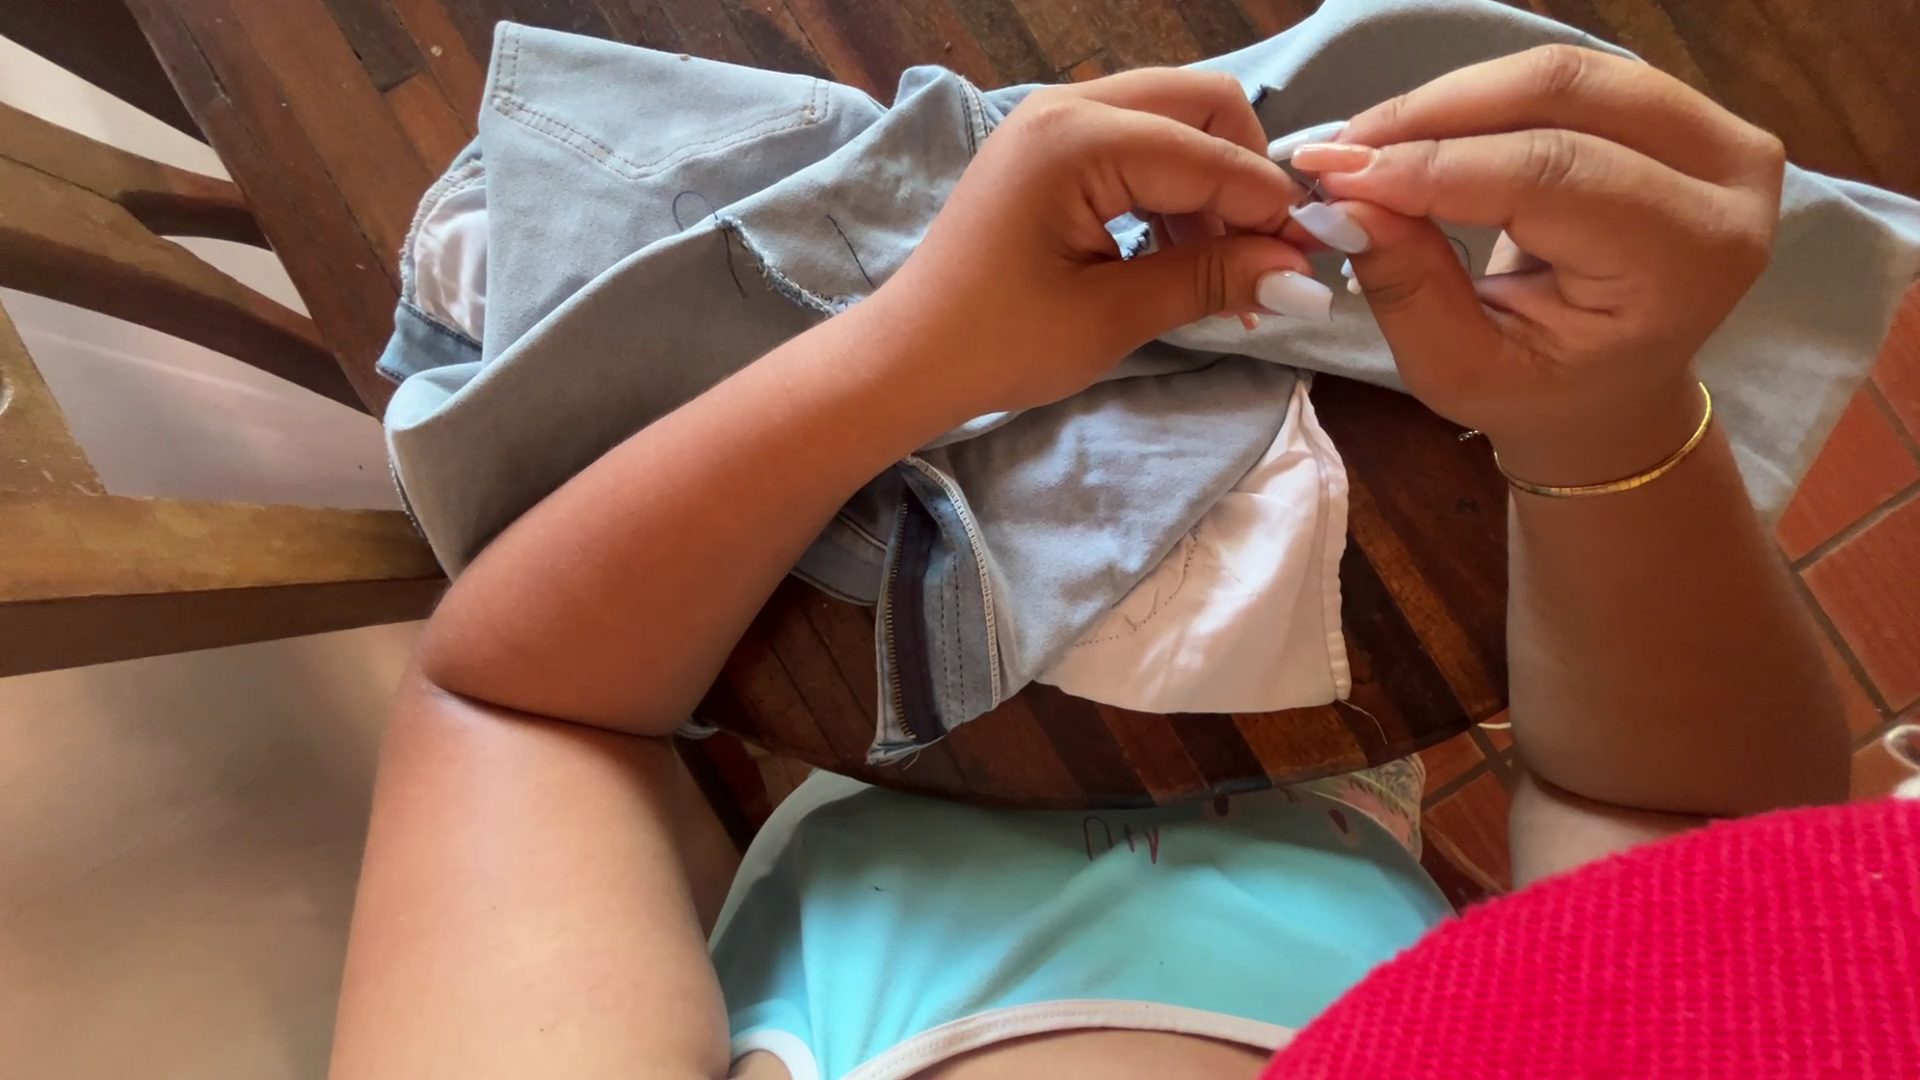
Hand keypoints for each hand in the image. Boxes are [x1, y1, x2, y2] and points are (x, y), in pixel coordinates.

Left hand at [871, 69, 1315, 417]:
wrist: (909, 360)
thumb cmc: (998, 345)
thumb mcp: (1110, 316)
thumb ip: (1209, 280)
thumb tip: (1303, 273)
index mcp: (1078, 138)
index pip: (1210, 155)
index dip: (1269, 207)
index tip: (1315, 259)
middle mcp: (1066, 106)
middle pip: (1200, 108)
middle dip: (1243, 181)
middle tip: (1262, 259)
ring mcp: (1049, 125)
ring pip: (1168, 127)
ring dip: (1207, 192)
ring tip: (1222, 275)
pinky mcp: (1043, 156)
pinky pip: (1130, 152)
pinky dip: (1164, 196)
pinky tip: (1174, 254)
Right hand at [1287, 45, 1785, 483]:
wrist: (1607, 396)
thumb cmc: (1532, 398)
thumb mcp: (1453, 369)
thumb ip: (1407, 288)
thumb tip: (1343, 210)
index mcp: (1681, 261)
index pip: (1547, 176)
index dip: (1429, 167)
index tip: (1333, 177)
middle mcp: (1726, 175)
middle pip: (1567, 94)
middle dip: (1432, 114)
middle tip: (1338, 149)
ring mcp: (1716, 131)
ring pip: (1564, 74)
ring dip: (1446, 101)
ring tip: (1362, 144)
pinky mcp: (1683, 116)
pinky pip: (1566, 84)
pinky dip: (1473, 102)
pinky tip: (1410, 135)